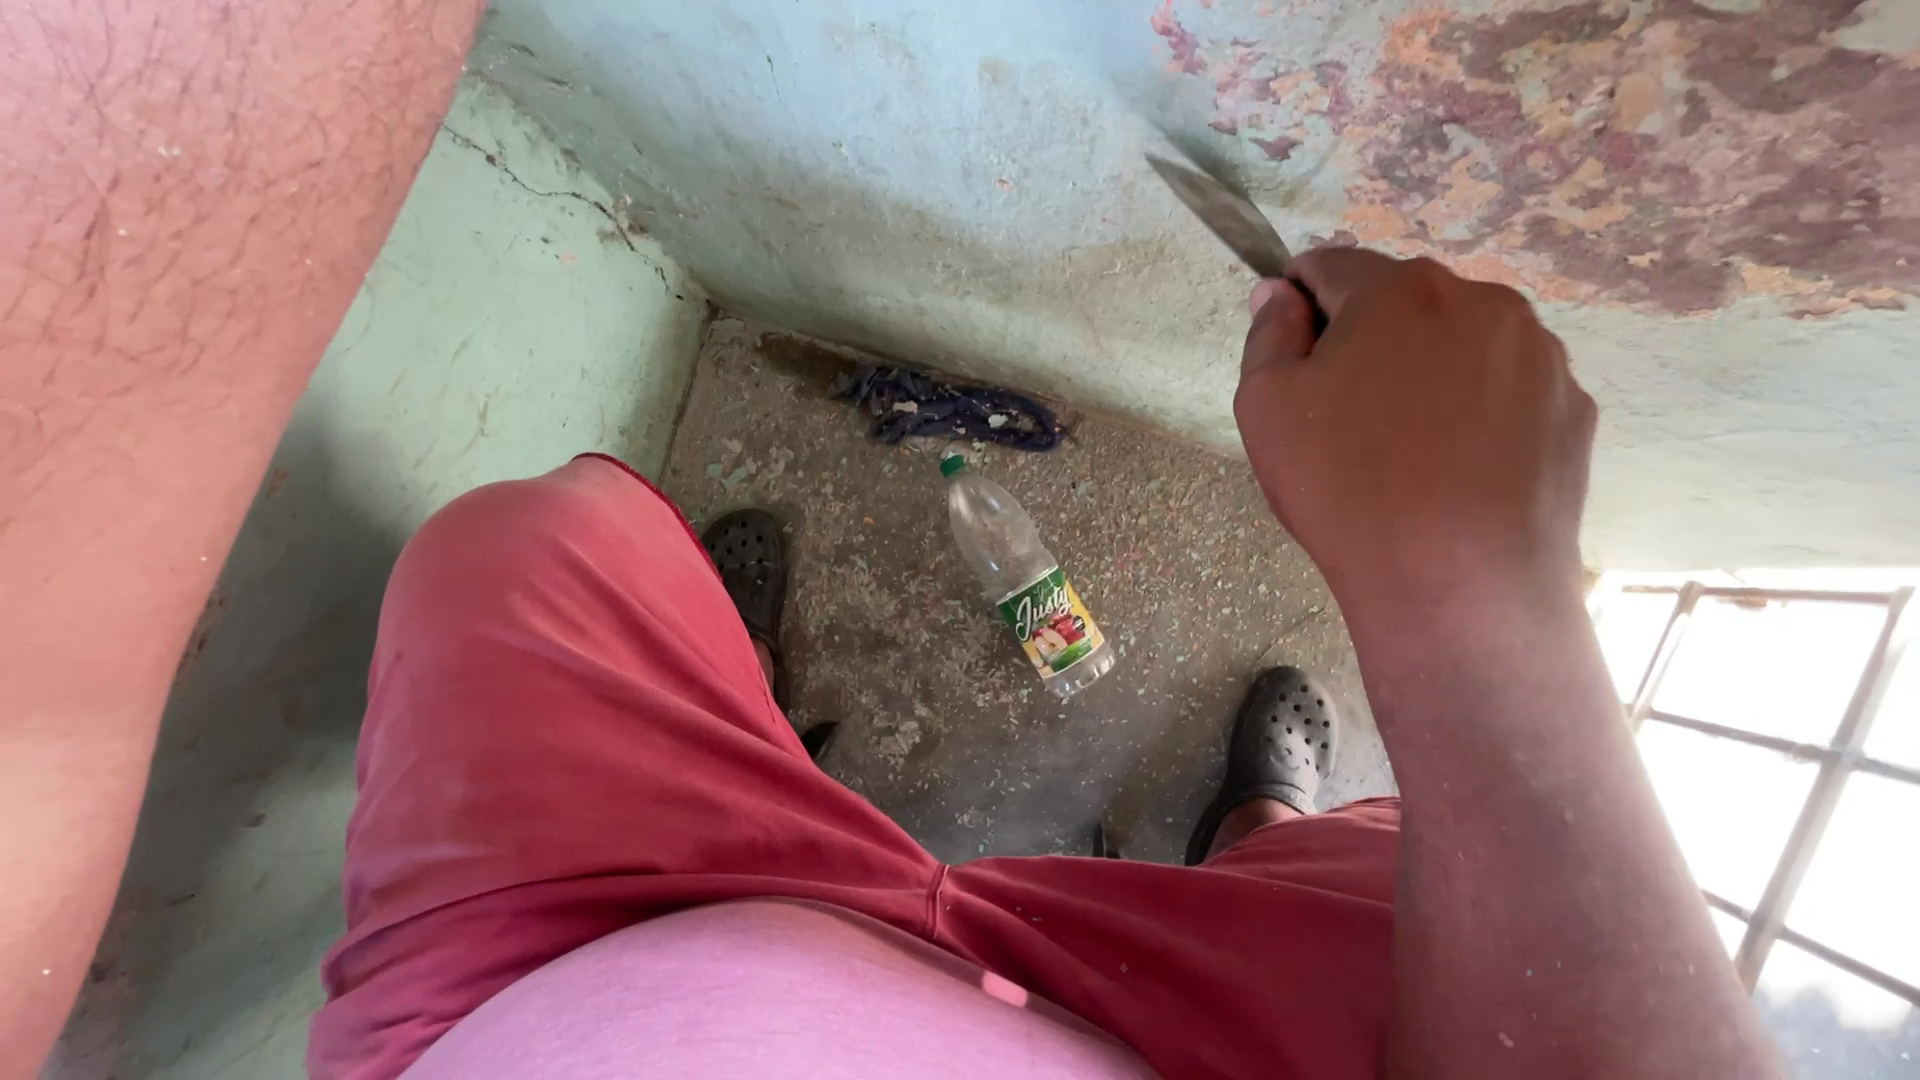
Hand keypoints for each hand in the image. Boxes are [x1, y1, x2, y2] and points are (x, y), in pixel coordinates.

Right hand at [1235, 249, 1595, 611]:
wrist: (1457, 580)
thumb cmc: (1342, 485)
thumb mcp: (1265, 406)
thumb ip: (1267, 334)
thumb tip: (1278, 293)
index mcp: (1398, 293)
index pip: (1330, 264)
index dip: (1296, 300)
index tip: (1287, 352)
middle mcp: (1481, 301)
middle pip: (1400, 301)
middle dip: (1362, 338)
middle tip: (1339, 414)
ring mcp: (1540, 354)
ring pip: (1457, 342)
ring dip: (1421, 370)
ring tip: (1402, 448)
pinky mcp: (1573, 408)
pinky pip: (1504, 389)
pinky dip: (1472, 410)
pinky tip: (1453, 468)